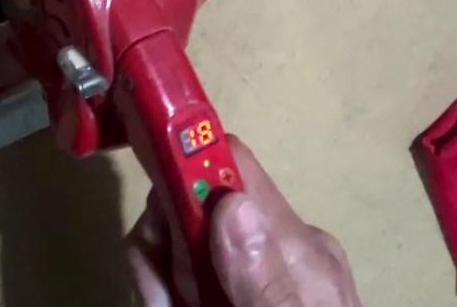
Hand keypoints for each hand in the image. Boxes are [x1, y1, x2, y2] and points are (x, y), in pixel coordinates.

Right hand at [127, 138, 360, 306]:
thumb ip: (267, 288)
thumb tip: (234, 205)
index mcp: (301, 249)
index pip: (232, 163)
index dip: (184, 173)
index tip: (159, 228)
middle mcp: (279, 247)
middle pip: (192, 199)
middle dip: (160, 242)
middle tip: (161, 304)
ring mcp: (255, 272)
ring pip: (176, 235)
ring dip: (155, 274)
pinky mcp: (231, 291)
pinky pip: (179, 268)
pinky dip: (163, 289)